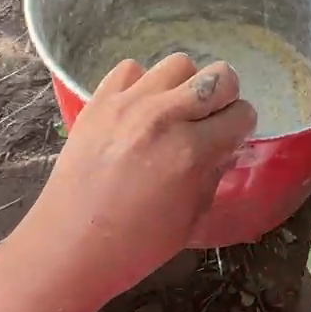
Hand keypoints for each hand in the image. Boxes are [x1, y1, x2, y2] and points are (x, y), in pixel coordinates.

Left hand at [21, 54, 256, 304]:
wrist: (69, 247)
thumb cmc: (136, 245)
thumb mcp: (193, 217)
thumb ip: (214, 172)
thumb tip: (226, 145)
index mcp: (191, 151)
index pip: (241, 114)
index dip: (241, 127)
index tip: (231, 138)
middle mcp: (164, 117)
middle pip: (219, 76)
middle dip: (225, 97)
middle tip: (211, 118)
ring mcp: (128, 104)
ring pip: (179, 64)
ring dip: (185, 85)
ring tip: (175, 109)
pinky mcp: (98, 101)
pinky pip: (131, 69)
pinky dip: (142, 84)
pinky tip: (139, 108)